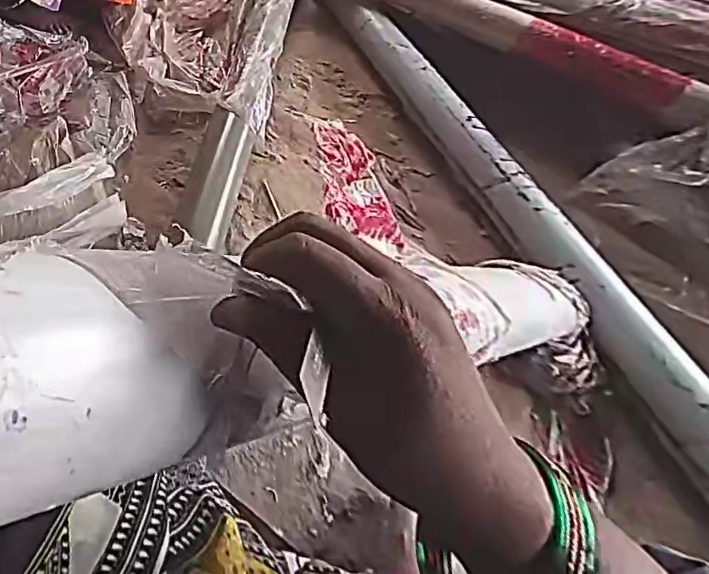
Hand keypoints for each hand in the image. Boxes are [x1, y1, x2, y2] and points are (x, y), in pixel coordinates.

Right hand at [210, 215, 552, 569]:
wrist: (482, 480)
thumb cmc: (408, 450)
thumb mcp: (332, 399)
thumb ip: (278, 341)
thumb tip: (225, 309)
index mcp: (385, 311)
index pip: (304, 251)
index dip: (260, 260)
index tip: (241, 290)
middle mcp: (402, 282)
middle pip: (315, 228)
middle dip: (271, 247)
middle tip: (252, 285)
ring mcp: (413, 282)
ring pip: (333, 235)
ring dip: (294, 253)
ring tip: (277, 294)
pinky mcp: (415, 290)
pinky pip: (353, 254)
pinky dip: (319, 264)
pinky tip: (312, 303)